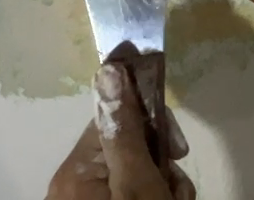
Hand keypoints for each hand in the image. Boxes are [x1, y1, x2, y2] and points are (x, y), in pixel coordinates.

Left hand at [47, 61, 195, 199]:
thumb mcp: (137, 180)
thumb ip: (125, 127)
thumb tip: (109, 67)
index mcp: (76, 170)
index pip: (118, 119)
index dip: (153, 124)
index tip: (178, 146)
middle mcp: (75, 183)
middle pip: (130, 146)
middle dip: (161, 160)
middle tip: (177, 184)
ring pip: (136, 172)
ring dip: (164, 181)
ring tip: (176, 198)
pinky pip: (130, 192)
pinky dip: (154, 194)